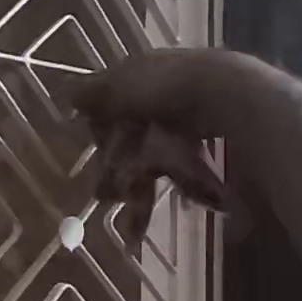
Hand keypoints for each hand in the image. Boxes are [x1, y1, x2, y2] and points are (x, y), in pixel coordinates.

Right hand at [70, 49, 255, 245]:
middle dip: (113, 170)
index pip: (114, 104)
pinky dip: (154, 205)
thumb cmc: (171, 91)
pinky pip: (174, 186)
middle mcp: (168, 105)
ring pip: (149, 168)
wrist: (237, 112)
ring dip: (132, 195)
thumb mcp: (122, 84)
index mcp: (150, 78)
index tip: (94, 148)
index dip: (101, 128)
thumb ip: (93, 92)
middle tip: (104, 194)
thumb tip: (64, 93)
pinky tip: (143, 223)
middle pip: (130, 141)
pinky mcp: (208, 166)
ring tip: (128, 223)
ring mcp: (190, 136)